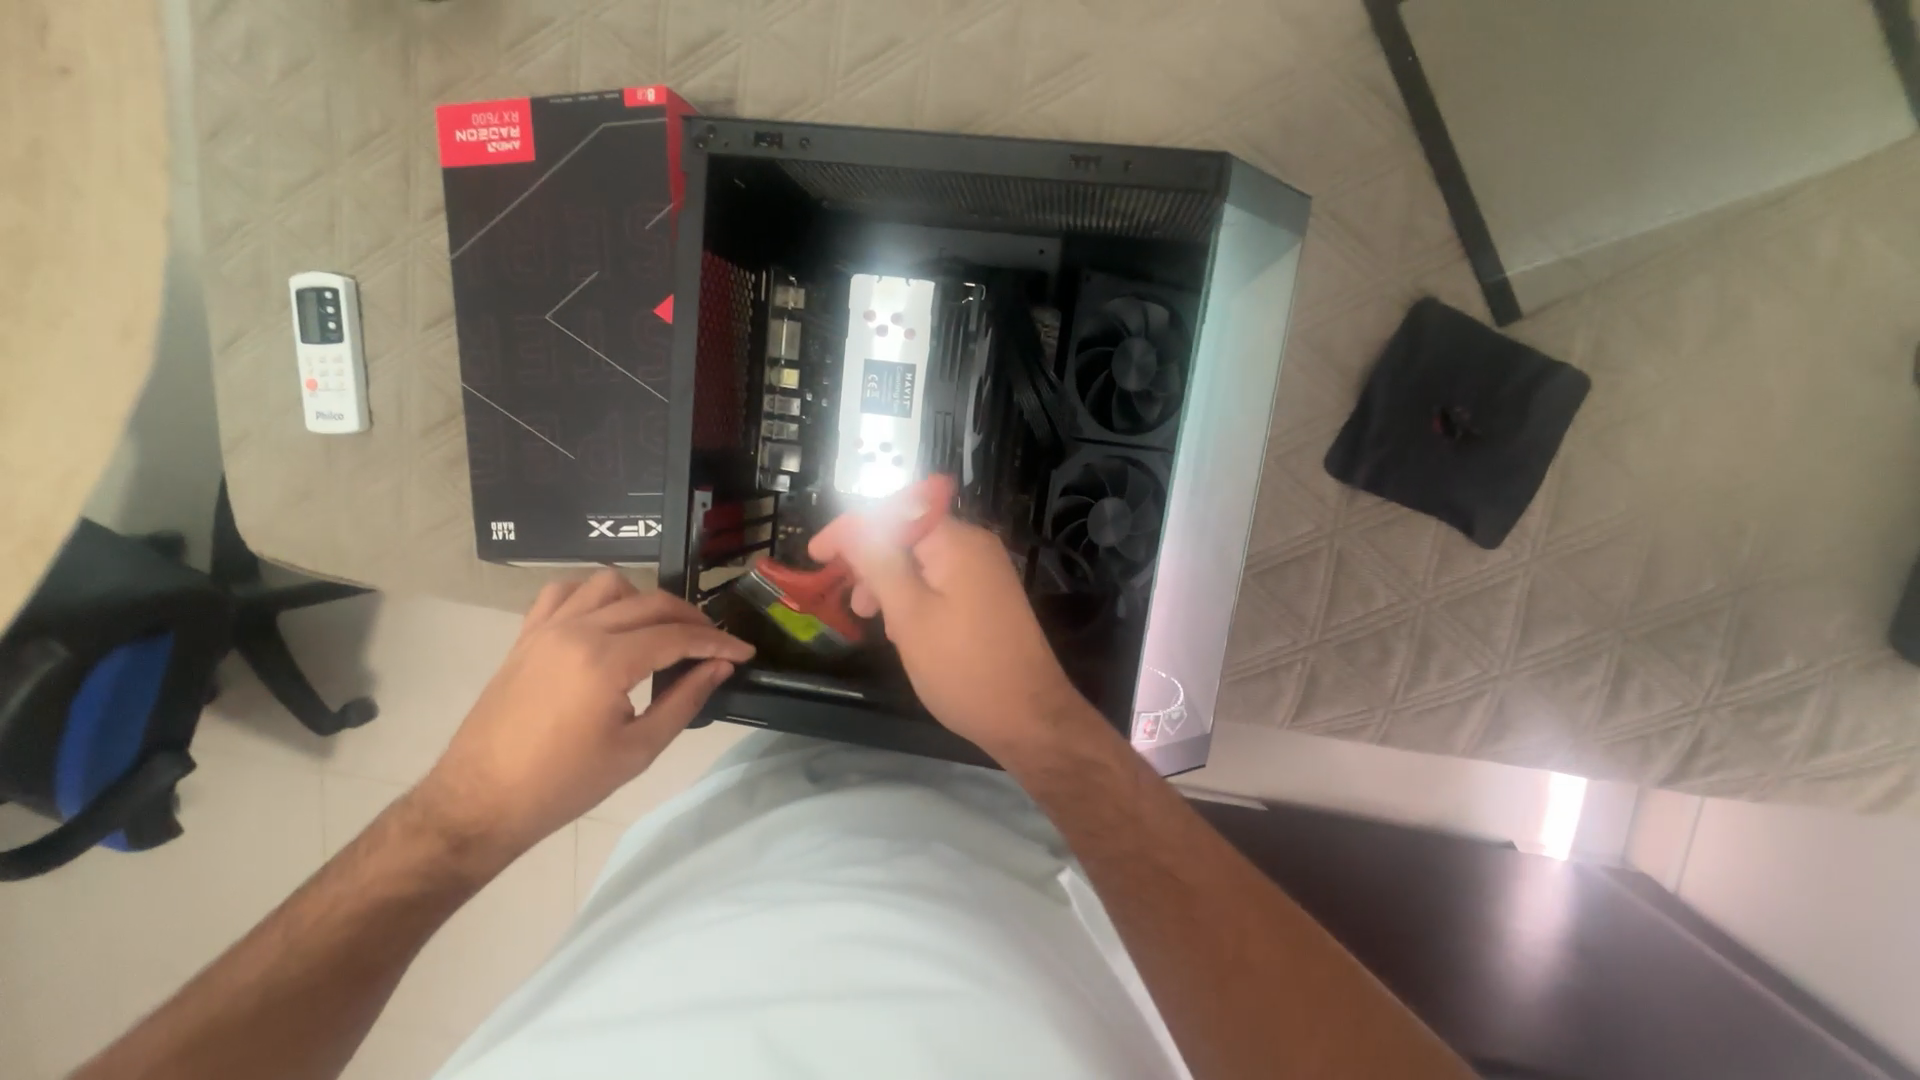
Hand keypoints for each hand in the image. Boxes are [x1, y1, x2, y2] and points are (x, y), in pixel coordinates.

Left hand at [408, 570, 753, 867]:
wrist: (481, 801)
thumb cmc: (564, 785)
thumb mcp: (637, 750)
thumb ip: (685, 700)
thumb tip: (720, 667)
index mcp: (606, 662)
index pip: (677, 636)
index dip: (718, 643)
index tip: (744, 653)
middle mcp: (577, 631)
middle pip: (651, 603)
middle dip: (691, 620)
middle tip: (713, 646)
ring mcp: (546, 628)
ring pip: (610, 584)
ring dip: (644, 599)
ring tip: (658, 630)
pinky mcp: (526, 636)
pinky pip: (565, 592)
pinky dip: (595, 596)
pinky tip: (607, 620)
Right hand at [808, 486, 1101, 760]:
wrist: (1029, 719)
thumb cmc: (964, 669)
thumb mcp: (910, 616)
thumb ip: (879, 563)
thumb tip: (854, 524)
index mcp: (958, 541)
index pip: (893, 512)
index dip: (851, 529)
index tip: (816, 555)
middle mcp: (975, 546)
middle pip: (908, 535)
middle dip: (873, 563)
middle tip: (853, 603)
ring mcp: (985, 573)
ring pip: (922, 562)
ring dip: (891, 585)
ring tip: (877, 623)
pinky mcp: (988, 598)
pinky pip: (941, 582)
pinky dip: (915, 599)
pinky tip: (905, 631)